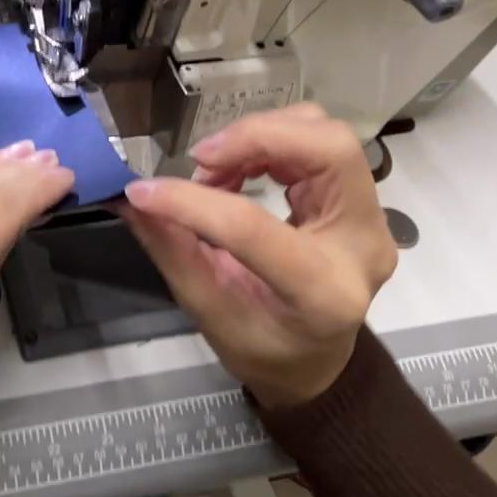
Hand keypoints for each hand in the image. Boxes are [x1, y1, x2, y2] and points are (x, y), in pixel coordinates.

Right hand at [118, 104, 397, 406]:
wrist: (315, 362)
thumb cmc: (261, 345)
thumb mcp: (206, 307)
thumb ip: (169, 245)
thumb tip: (127, 196)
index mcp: (323, 293)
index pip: (255, 227)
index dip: (192, 201)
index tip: (143, 190)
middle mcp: (362, 246)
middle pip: (328, 149)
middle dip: (255, 137)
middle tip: (200, 160)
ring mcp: (370, 217)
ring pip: (325, 134)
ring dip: (260, 136)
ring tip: (215, 169)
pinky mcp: (359, 197)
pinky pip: (318, 141)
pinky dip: (268, 140)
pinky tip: (236, 169)